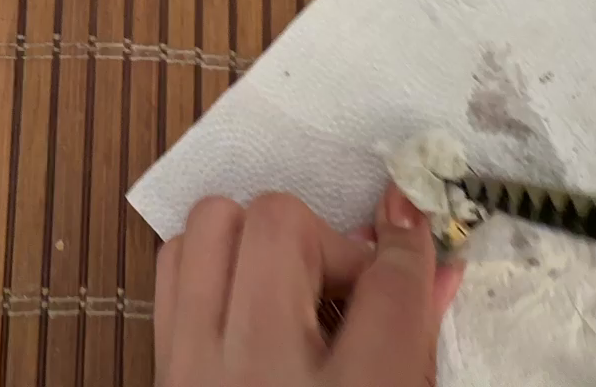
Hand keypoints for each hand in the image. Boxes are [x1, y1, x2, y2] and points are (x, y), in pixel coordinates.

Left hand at [155, 184, 464, 386]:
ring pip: (212, 224)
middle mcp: (263, 378)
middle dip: (320, 235)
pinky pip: (172, 263)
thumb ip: (417, 340)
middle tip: (339, 283)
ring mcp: (198, 370)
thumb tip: (432, 262)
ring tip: (286, 282)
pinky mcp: (163, 368)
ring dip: (254, 234)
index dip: (408, 244)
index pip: (388, 290)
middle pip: (280, 225)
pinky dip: (208, 259)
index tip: (410, 226)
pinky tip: (242, 299)